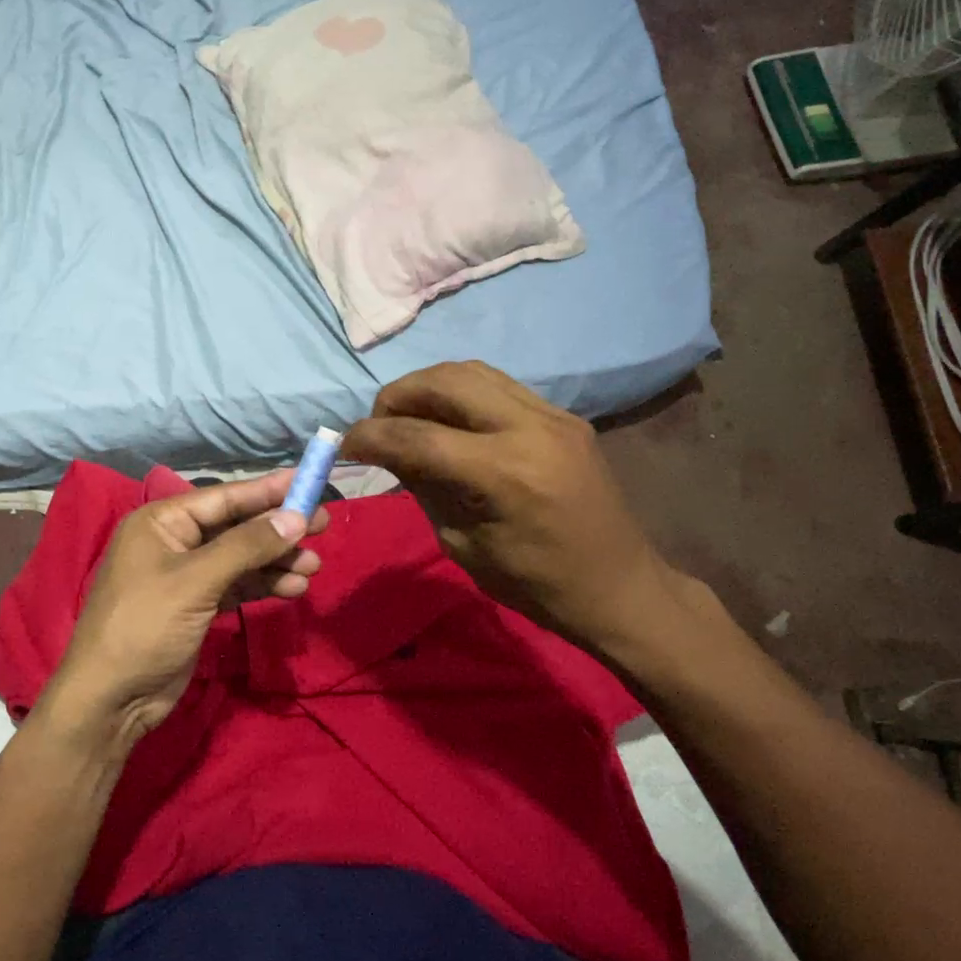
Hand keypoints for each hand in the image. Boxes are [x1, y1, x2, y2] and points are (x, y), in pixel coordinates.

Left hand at [41, 470, 327, 754]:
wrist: (112, 697)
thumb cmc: (146, 625)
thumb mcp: (196, 581)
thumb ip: (247, 547)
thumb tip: (296, 517)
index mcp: (160, 522)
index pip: (222, 497)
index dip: (267, 490)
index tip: (310, 482)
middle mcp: (171, 542)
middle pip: (234, 526)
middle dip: (277, 529)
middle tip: (325, 526)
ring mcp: (183, 576)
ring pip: (239, 559)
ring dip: (275, 561)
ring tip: (314, 567)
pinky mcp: (195, 607)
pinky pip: (236, 586)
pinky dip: (263, 585)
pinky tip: (293, 588)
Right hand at [340, 362, 695, 659]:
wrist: (618, 588)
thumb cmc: (534, 584)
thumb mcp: (462, 543)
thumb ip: (423, 486)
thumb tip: (384, 451)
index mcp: (505, 473)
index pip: (417, 435)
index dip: (369, 436)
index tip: (342, 445)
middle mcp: (530, 429)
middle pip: (444, 381)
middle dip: (396, 397)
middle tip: (376, 427)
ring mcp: (553, 416)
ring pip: (471, 372)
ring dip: (427, 387)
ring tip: (406, 419)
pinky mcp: (563, 416)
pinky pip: (497, 387)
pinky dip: (459, 395)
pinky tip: (446, 423)